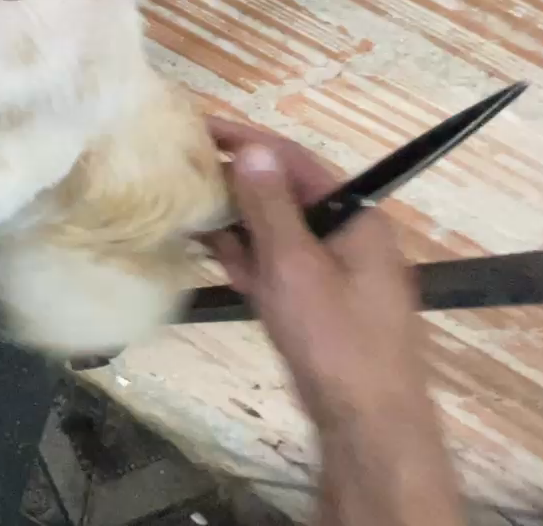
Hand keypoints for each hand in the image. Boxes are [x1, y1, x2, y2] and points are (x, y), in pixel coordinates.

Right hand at [203, 118, 429, 427]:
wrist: (362, 415)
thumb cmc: (331, 333)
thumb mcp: (293, 263)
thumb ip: (270, 205)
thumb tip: (253, 149)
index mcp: (354, 219)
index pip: (294, 159)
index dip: (246, 138)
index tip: (195, 127)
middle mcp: (344, 233)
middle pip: (279, 191)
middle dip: (232, 186)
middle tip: (181, 174)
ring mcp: (329, 264)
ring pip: (270, 224)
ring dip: (233, 224)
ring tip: (192, 222)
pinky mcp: (312, 289)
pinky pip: (270, 255)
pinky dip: (243, 255)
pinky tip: (220, 265)